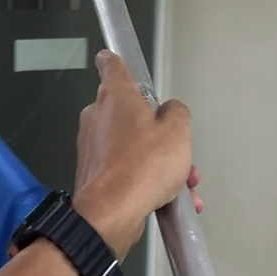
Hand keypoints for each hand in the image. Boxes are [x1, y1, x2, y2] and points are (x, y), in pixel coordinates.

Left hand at [71, 50, 195, 255]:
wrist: (111, 214)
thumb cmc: (143, 165)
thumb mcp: (178, 131)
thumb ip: (177, 112)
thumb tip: (170, 111)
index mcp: (115, 95)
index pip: (111, 65)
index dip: (118, 61)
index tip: (119, 62)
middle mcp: (97, 116)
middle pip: (130, 112)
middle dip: (160, 132)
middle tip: (180, 153)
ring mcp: (92, 145)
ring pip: (133, 145)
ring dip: (159, 162)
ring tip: (184, 185)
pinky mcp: (93, 172)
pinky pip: (127, 169)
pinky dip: (147, 180)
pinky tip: (172, 201)